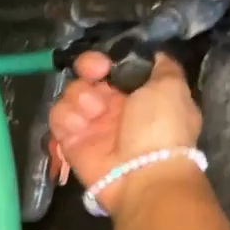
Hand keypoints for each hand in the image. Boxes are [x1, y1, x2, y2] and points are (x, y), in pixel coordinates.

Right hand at [50, 51, 202, 213]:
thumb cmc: (161, 128)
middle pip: (87, 75)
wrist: (142, 173)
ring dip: (80, 98)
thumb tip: (154, 55)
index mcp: (138, 94)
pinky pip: (57, 117)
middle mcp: (113, 106)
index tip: (106, 63)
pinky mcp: (70, 140)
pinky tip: (79, 127)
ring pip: (70, 93)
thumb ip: (162, 67)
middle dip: (88, 69)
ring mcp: (90, 123)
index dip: (105, 60)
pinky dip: (66, 118)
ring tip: (94, 113)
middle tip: (95, 75)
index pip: (112, 67)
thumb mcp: (172, 88)